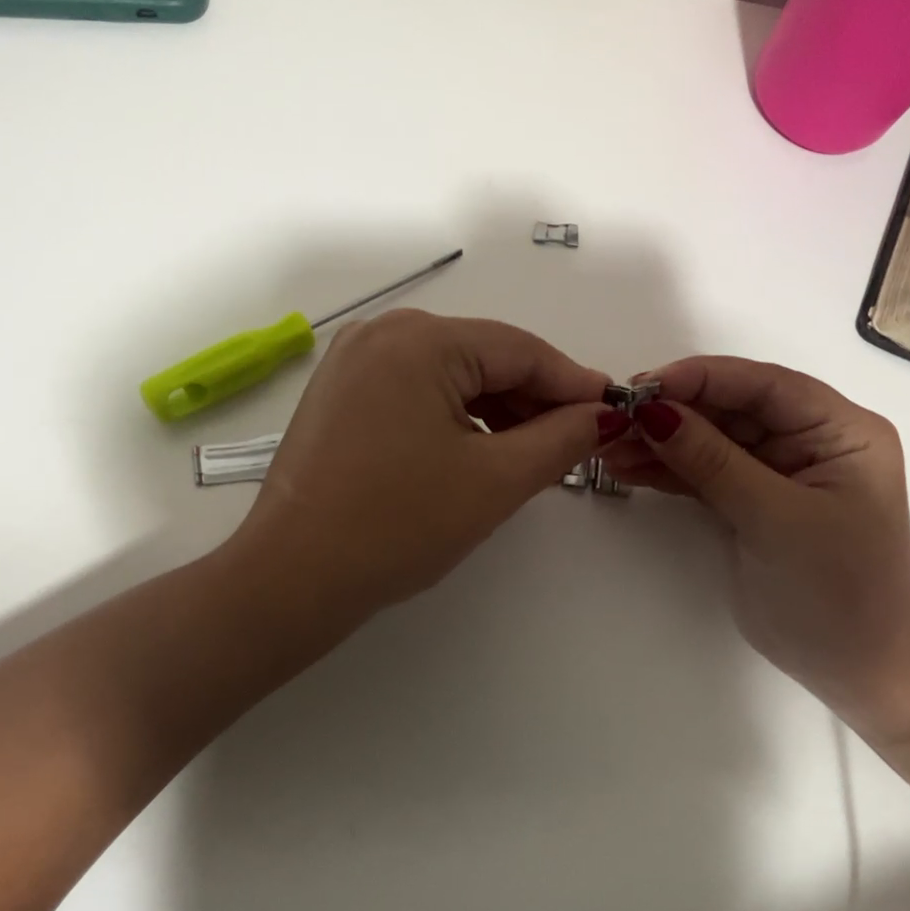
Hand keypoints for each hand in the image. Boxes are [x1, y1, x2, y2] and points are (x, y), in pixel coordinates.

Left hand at [228, 309, 621, 614]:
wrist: (294, 577)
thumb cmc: (398, 525)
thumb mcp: (495, 481)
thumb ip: (560, 439)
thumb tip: (600, 416)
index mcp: (419, 339)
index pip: (520, 350)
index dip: (573, 384)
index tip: (615, 412)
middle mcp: (381, 333)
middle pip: (483, 357)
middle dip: (534, 400)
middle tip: (578, 442)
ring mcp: (353, 363)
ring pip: (449, 376)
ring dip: (497, 411)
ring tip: (533, 454)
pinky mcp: (339, 396)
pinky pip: (415, 393)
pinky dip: (455, 418)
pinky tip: (480, 451)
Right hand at [599, 356, 909, 736]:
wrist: (851, 667)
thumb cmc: (834, 590)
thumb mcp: (775, 519)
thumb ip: (714, 462)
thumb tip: (653, 413)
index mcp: (842, 431)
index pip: (767, 387)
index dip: (705, 379)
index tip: (645, 386)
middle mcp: (812, 442)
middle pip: (734, 411)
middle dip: (674, 413)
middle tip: (614, 418)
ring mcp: (779, 474)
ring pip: (713, 442)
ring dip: (662, 442)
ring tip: (608, 445)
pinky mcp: (751, 504)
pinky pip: (705, 474)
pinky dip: (669, 472)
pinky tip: (628, 467)